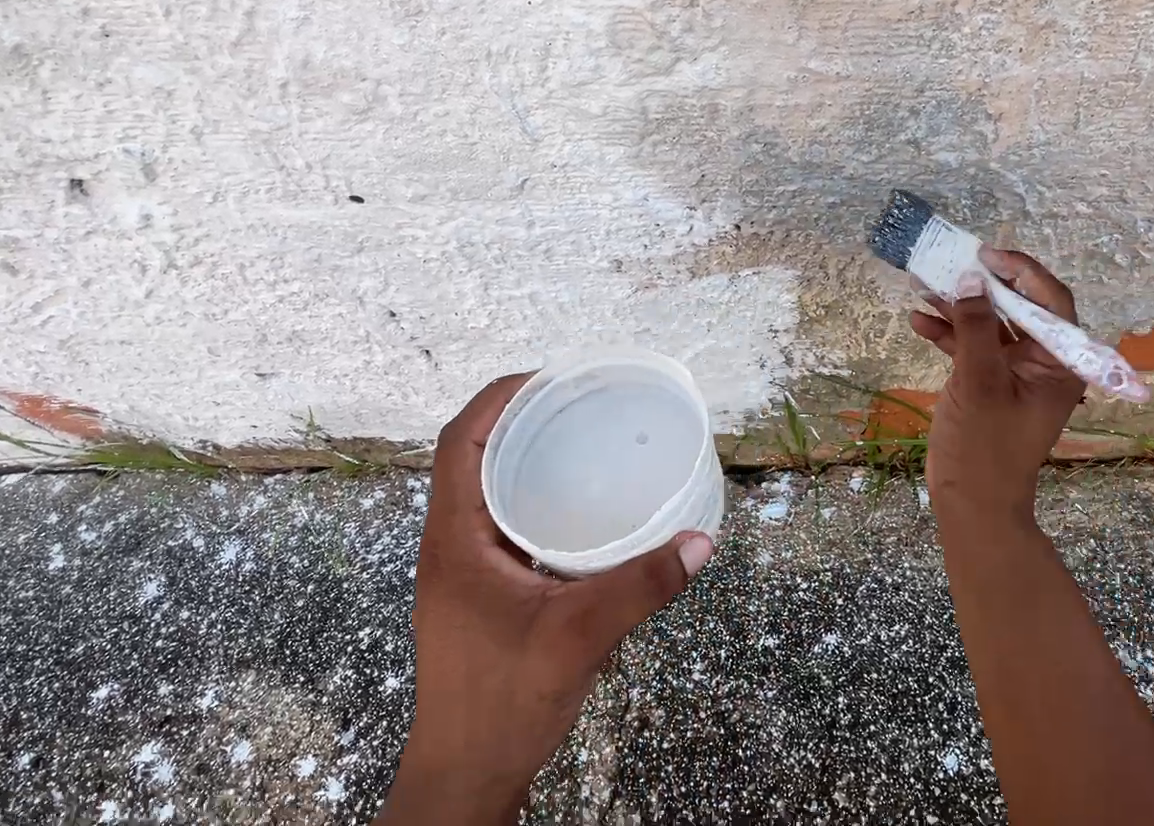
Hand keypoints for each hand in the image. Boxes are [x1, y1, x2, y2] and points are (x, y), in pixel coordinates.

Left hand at [378, 374, 714, 824]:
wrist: (467, 777)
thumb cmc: (503, 705)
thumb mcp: (578, 638)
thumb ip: (641, 586)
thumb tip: (702, 540)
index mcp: (454, 539)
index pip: (460, 442)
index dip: (498, 398)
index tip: (548, 376)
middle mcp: (451, 544)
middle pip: (473, 456)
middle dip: (518, 418)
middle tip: (577, 400)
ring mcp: (464, 570)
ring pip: (487, 490)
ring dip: (525, 458)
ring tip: (580, 440)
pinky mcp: (482, 591)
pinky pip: (504, 522)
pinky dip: (536, 499)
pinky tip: (581, 510)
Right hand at [910, 248, 1086, 518]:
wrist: (971, 500)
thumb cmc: (986, 445)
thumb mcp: (980, 382)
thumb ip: (976, 328)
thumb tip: (972, 279)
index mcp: (1058, 362)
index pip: (1051, 301)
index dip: (1022, 272)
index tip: (986, 255)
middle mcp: (1041, 362)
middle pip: (1016, 308)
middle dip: (982, 286)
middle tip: (951, 263)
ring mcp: (1012, 372)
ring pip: (988, 325)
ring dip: (958, 307)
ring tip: (924, 286)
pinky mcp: (986, 383)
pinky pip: (970, 348)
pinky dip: (947, 334)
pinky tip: (919, 321)